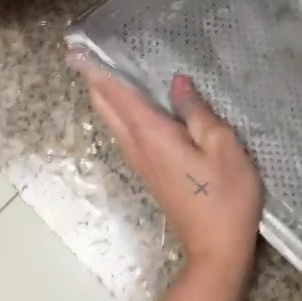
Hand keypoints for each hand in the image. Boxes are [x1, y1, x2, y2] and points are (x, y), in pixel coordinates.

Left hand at [74, 58, 262, 278]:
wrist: (217, 249)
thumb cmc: (225, 197)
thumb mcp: (223, 147)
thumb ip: (198, 112)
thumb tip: (177, 83)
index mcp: (153, 134)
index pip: (118, 95)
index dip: (97, 71)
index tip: (76, 51)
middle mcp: (138, 146)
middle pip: (107, 107)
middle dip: (92, 80)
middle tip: (81, 54)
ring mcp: (142, 161)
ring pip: (113, 121)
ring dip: (104, 95)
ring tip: (99, 70)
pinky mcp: (150, 171)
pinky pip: (126, 132)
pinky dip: (119, 111)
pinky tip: (128, 105)